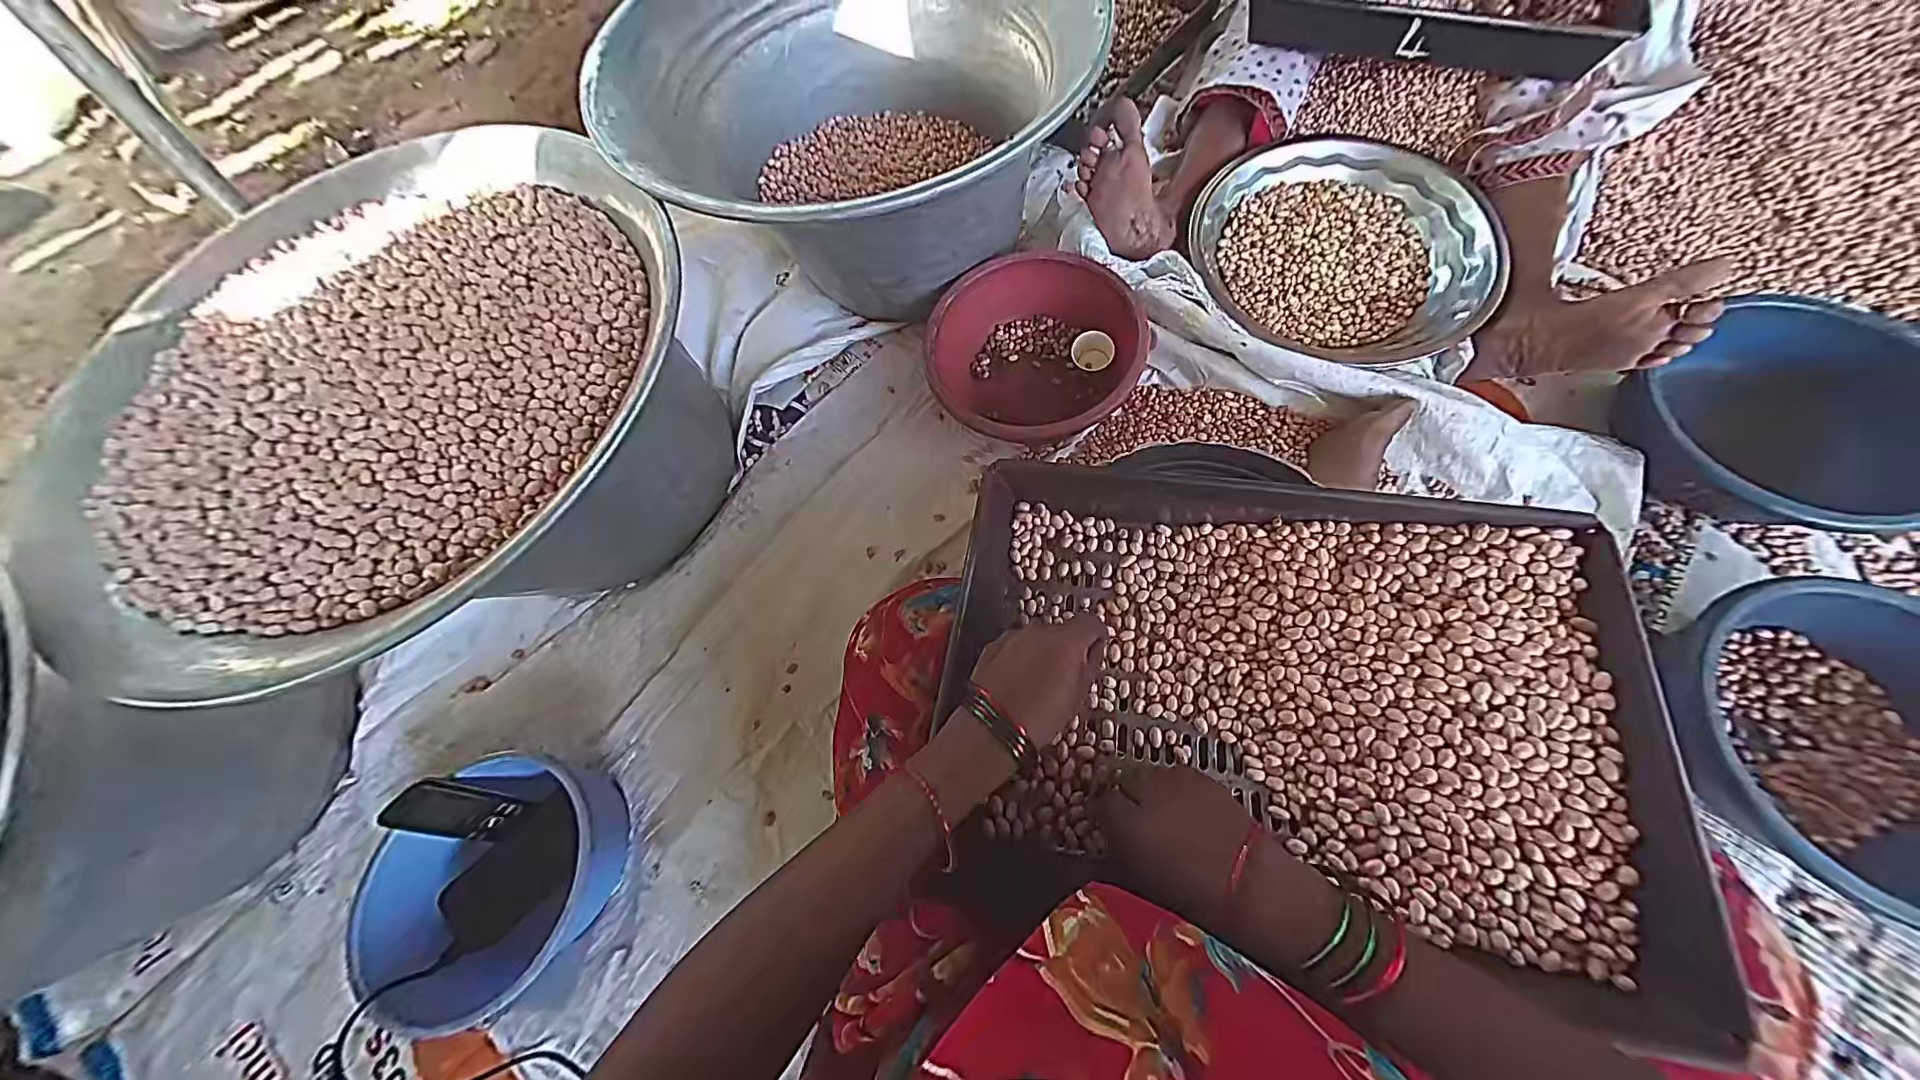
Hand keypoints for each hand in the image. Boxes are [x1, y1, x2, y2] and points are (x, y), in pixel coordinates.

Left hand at [968, 614, 1105, 749]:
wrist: (994, 727)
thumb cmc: (1038, 718)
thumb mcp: (1079, 697)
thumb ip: (1088, 667)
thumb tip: (1091, 655)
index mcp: (1067, 640)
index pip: (1091, 623)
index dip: (1096, 636)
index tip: (1096, 647)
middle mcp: (1039, 632)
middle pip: (1061, 632)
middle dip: (1066, 650)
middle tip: (1067, 677)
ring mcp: (1013, 637)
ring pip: (1036, 640)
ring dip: (1040, 655)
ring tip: (1039, 686)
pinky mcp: (992, 648)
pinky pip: (1014, 648)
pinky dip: (1018, 660)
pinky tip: (1018, 684)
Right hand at [1096, 764, 1257, 926]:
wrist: (1252, 884)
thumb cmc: (1194, 895)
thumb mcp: (1142, 881)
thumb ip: (1118, 854)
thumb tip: (1110, 843)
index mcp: (1125, 822)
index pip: (1102, 804)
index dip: (1107, 817)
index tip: (1113, 830)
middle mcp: (1144, 792)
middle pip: (1124, 782)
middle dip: (1128, 798)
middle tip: (1140, 824)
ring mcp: (1175, 779)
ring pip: (1150, 776)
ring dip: (1152, 791)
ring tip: (1166, 816)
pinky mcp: (1200, 776)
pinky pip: (1176, 777)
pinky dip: (1176, 790)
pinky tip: (1187, 811)